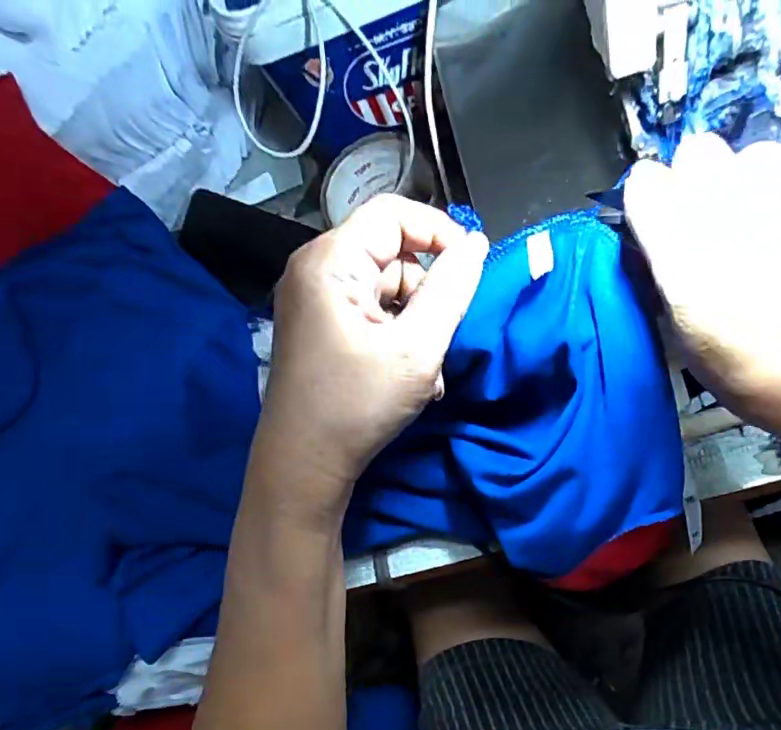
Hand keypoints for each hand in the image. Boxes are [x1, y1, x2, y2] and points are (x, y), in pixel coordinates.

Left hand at [261, 195, 488, 507]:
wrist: (303, 463)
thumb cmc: (358, 405)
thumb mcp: (417, 349)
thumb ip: (451, 291)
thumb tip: (477, 244)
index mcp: (331, 262)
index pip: (394, 214)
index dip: (440, 232)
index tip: (473, 271)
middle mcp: (316, 270)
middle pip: (392, 254)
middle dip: (428, 295)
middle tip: (441, 343)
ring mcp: (315, 301)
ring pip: (387, 290)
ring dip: (417, 326)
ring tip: (424, 373)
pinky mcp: (320, 328)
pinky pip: (371, 315)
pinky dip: (397, 339)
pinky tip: (408, 377)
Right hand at [624, 134, 780, 452]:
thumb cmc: (759, 377)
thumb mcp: (686, 342)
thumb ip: (669, 280)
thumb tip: (664, 250)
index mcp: (680, 246)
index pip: (645, 182)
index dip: (656, 206)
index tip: (668, 228)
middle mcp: (729, 198)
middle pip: (698, 153)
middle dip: (705, 187)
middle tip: (728, 233)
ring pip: (758, 158)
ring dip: (760, 190)